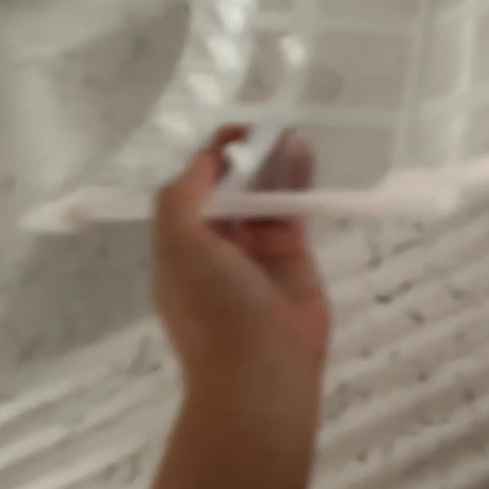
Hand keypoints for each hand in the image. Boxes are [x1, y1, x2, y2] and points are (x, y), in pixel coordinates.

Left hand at [152, 127, 330, 398]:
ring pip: (265, 193)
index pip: (191, 187)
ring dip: (274, 163)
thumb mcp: (180, 248)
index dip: (210, 156)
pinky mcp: (293, 251)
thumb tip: (207, 157)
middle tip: (270, 123)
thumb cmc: (215, 306)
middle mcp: (216, 242)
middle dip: (246, 154)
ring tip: (292, 129)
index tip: (235, 131)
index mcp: (181, 243)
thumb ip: (183, 197)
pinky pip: (295, 207)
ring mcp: (256, 247)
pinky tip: (308, 155)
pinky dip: (301, 181)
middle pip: (230, 186)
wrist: (263, 365)